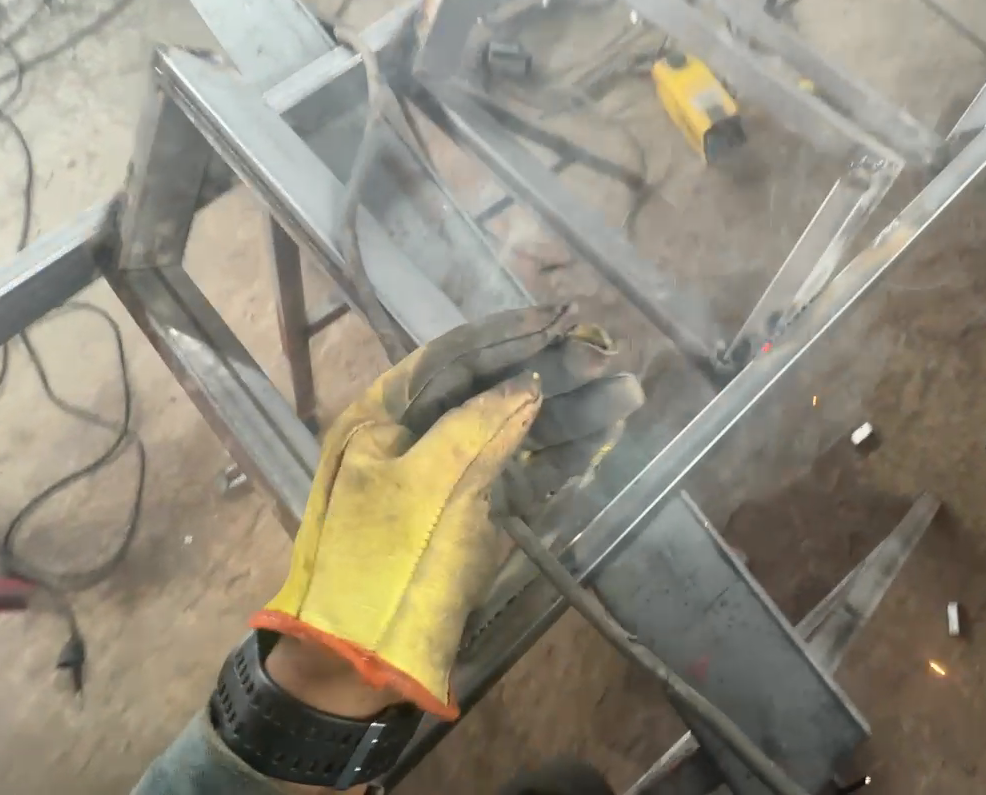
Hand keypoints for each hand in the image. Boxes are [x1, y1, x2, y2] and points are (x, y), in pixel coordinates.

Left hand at [252, 306, 641, 720]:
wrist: (360, 666)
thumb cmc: (378, 567)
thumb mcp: (421, 487)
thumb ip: (476, 425)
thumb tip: (530, 386)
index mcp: (387, 414)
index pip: (456, 357)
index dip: (512, 335)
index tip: (563, 320)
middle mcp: (422, 431)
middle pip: (497, 387)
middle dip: (553, 372)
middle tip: (605, 357)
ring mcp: (456, 469)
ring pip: (521, 426)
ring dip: (573, 411)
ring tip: (626, 394)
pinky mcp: (484, 505)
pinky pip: (530, 467)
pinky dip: (566, 453)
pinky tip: (604, 435)